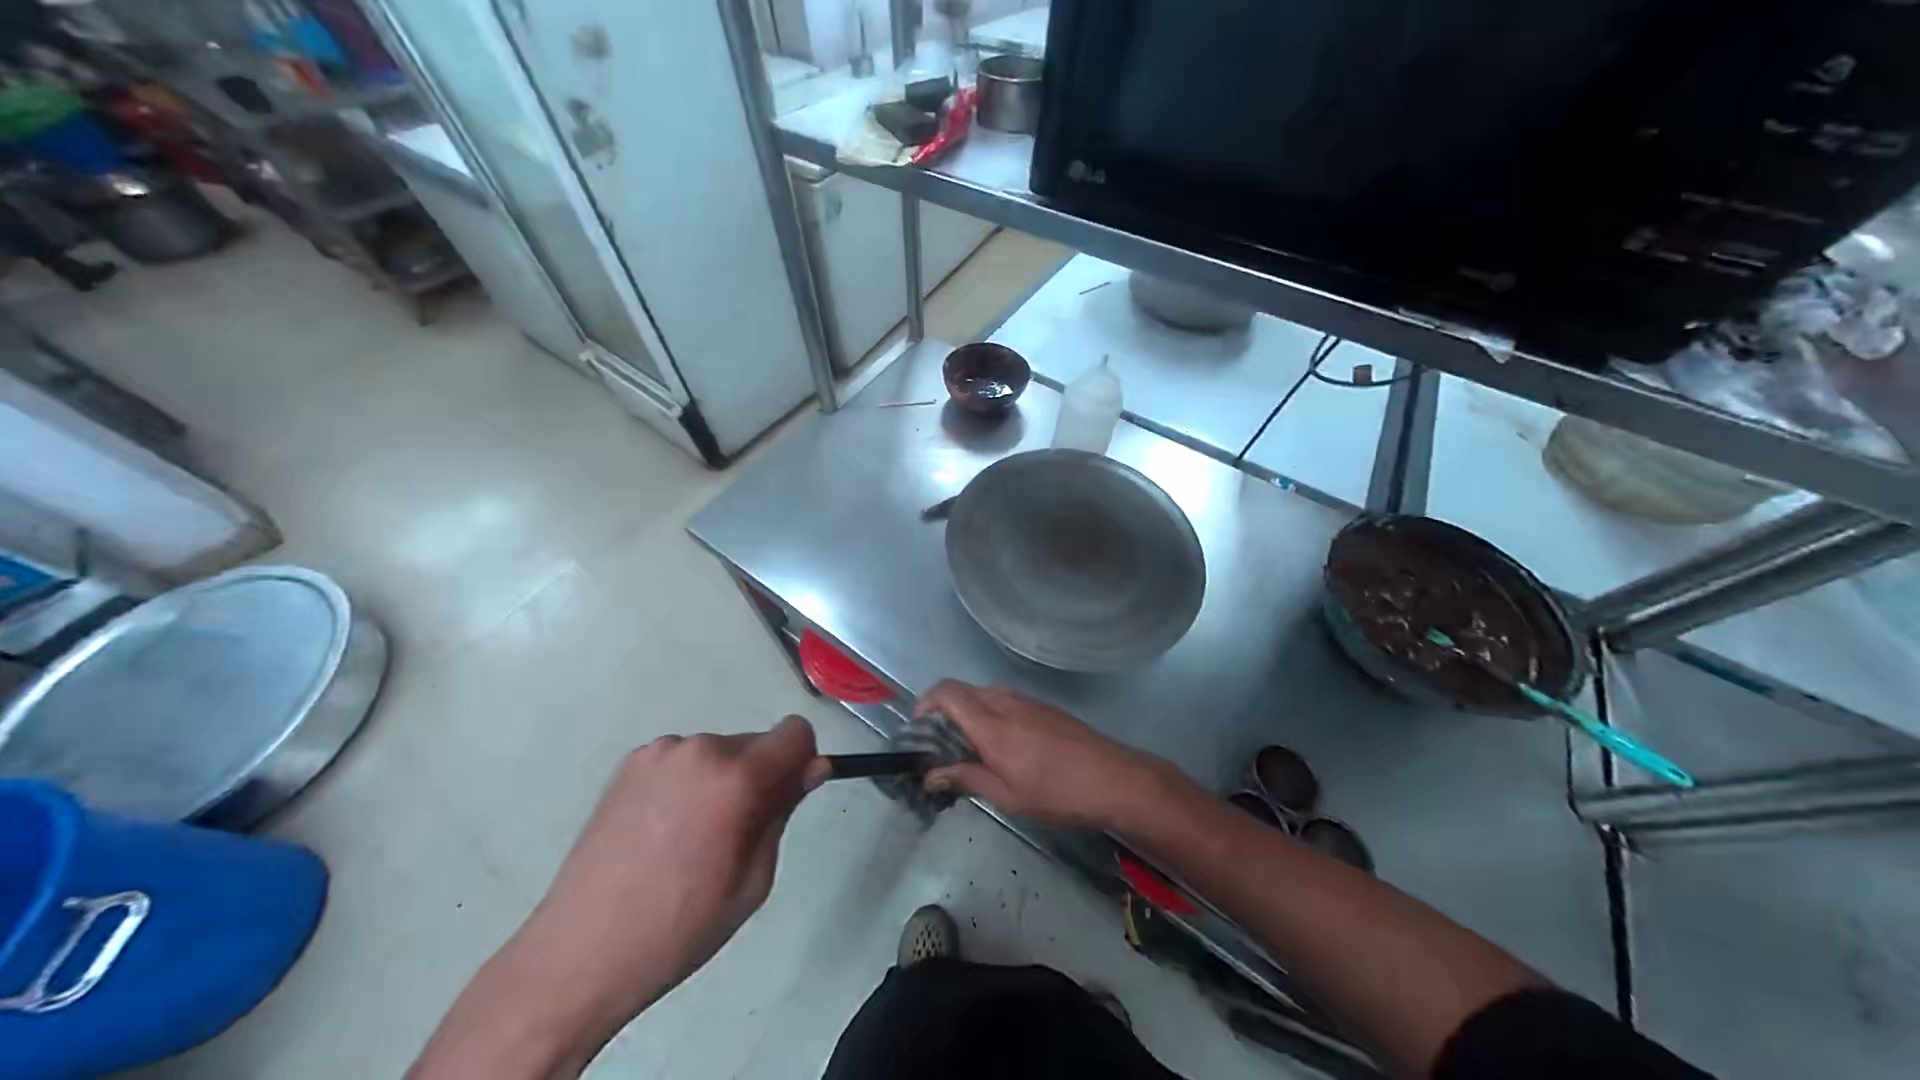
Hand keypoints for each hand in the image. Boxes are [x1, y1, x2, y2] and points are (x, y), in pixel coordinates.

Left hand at [411, 716, 827, 1078]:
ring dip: (720, 780)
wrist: (581, 951)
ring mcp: (658, 753)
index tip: (789, 796)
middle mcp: (699, 749)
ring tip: (691, 838)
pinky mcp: (628, 764)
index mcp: (736, 778)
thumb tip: (813, 768)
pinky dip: (686, 783)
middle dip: (759, 777)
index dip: (802, 760)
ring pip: (717, 753)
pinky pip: (681, 760)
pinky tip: (661, 830)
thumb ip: (784, 810)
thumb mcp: (753, 879)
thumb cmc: (681, 927)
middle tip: (734, 835)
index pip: (795, 732)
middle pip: (755, 744)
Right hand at [916, 680, 1177, 829]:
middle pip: (963, 690)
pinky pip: (1005, 700)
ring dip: (968, 712)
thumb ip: (965, 778)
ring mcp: (1027, 701)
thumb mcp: (1006, 794)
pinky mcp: (1043, 707)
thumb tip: (930, 776)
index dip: (926, 702)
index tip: (919, 727)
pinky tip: (1000, 745)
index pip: (947, 692)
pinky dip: (989, 714)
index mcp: (991, 723)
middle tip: (939, 744)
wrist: (1114, 778)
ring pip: (984, 694)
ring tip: (968, 748)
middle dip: (943, 710)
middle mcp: (1006, 702)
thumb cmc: (1056, 792)